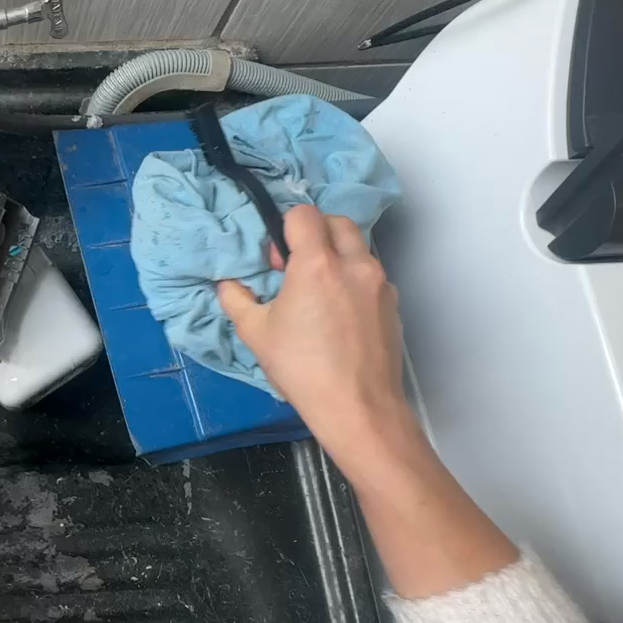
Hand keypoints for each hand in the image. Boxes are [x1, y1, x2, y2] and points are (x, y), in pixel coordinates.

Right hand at [216, 205, 412, 453]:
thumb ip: (236, 298)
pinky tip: (336, 314)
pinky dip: (352, 280)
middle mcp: (354, 265)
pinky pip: (370, 276)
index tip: (277, 259)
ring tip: (315, 291)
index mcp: (316, 265)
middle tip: (295, 267)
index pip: (304, 215)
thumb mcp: (254, 332)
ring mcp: (379, 284)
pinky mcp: (392, 305)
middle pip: (337, 222)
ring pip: (357, 249)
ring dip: (335, 256)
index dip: (285, 227)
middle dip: (314, 233)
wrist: (357, 407)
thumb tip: (229, 284)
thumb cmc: (300, 366)